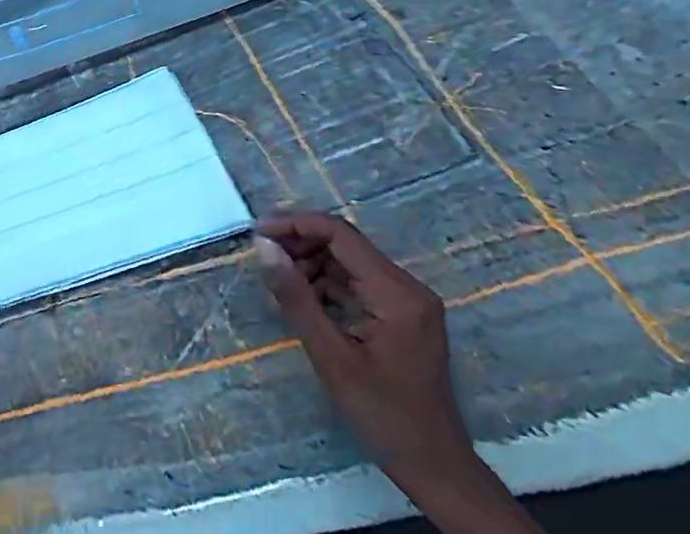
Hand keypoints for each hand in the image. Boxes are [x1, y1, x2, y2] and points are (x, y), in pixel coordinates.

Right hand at [256, 214, 541, 533]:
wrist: (432, 466)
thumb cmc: (382, 413)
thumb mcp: (329, 354)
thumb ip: (295, 296)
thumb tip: (263, 246)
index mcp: (398, 295)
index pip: (341, 235)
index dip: (295, 225)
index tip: (256, 234)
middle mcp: (408, 289)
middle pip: (344, 244)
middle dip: (299, 243)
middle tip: (261, 259)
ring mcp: (406, 302)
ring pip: (346, 261)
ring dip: (309, 264)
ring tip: (278, 285)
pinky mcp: (399, 315)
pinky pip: (354, 282)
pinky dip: (323, 283)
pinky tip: (301, 301)